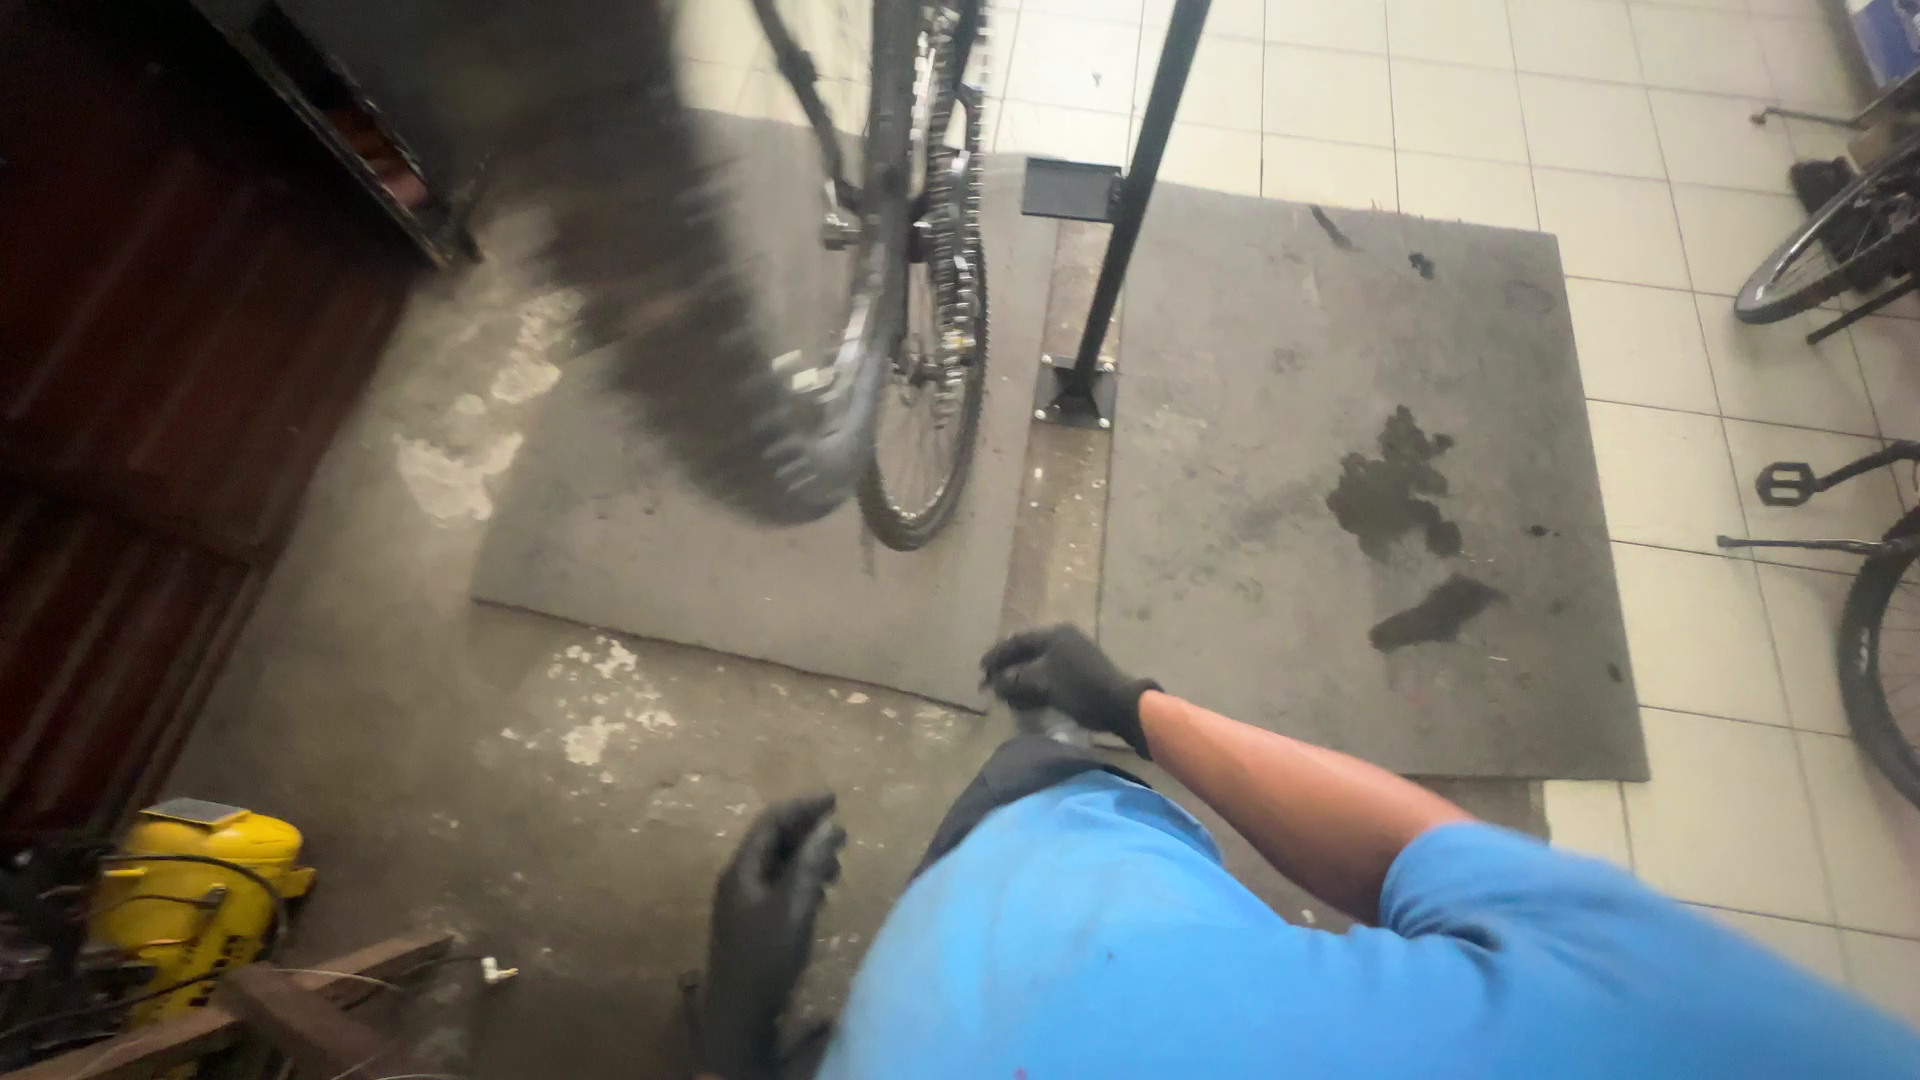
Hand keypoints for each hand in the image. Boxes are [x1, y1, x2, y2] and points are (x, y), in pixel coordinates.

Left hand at [697, 794, 845, 1079]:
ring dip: (808, 856)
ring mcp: (745, 901)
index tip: (834, 799)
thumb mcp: (794, 904)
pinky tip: (821, 891)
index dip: (802, 806)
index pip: (771, 821)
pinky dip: (803, 878)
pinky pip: (780, 884)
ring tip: (837, 865)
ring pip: (779, 863)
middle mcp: (740, 878)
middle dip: (808, 831)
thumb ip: (811, 861)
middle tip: (841, 832)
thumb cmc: (766, 955)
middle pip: (774, 840)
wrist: (741, 1016)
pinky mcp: (754, 921)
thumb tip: (830, 824)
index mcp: (742, 868)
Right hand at [980, 625, 1160, 757]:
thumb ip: (1016, 682)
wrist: (1120, 705)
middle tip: (990, 683)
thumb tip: (995, 684)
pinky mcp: (1081, 673)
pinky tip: (1026, 701)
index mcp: (1055, 635)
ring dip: (1020, 680)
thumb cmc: (1080, 689)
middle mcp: (1064, 640)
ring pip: (1038, 666)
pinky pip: (1050, 676)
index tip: (980, 670)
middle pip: (1026, 653)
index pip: (1017, 642)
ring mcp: (1074, 656)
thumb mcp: (1043, 684)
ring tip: (1005, 695)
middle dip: (1007, 669)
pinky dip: (1036, 687)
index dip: (996, 656)